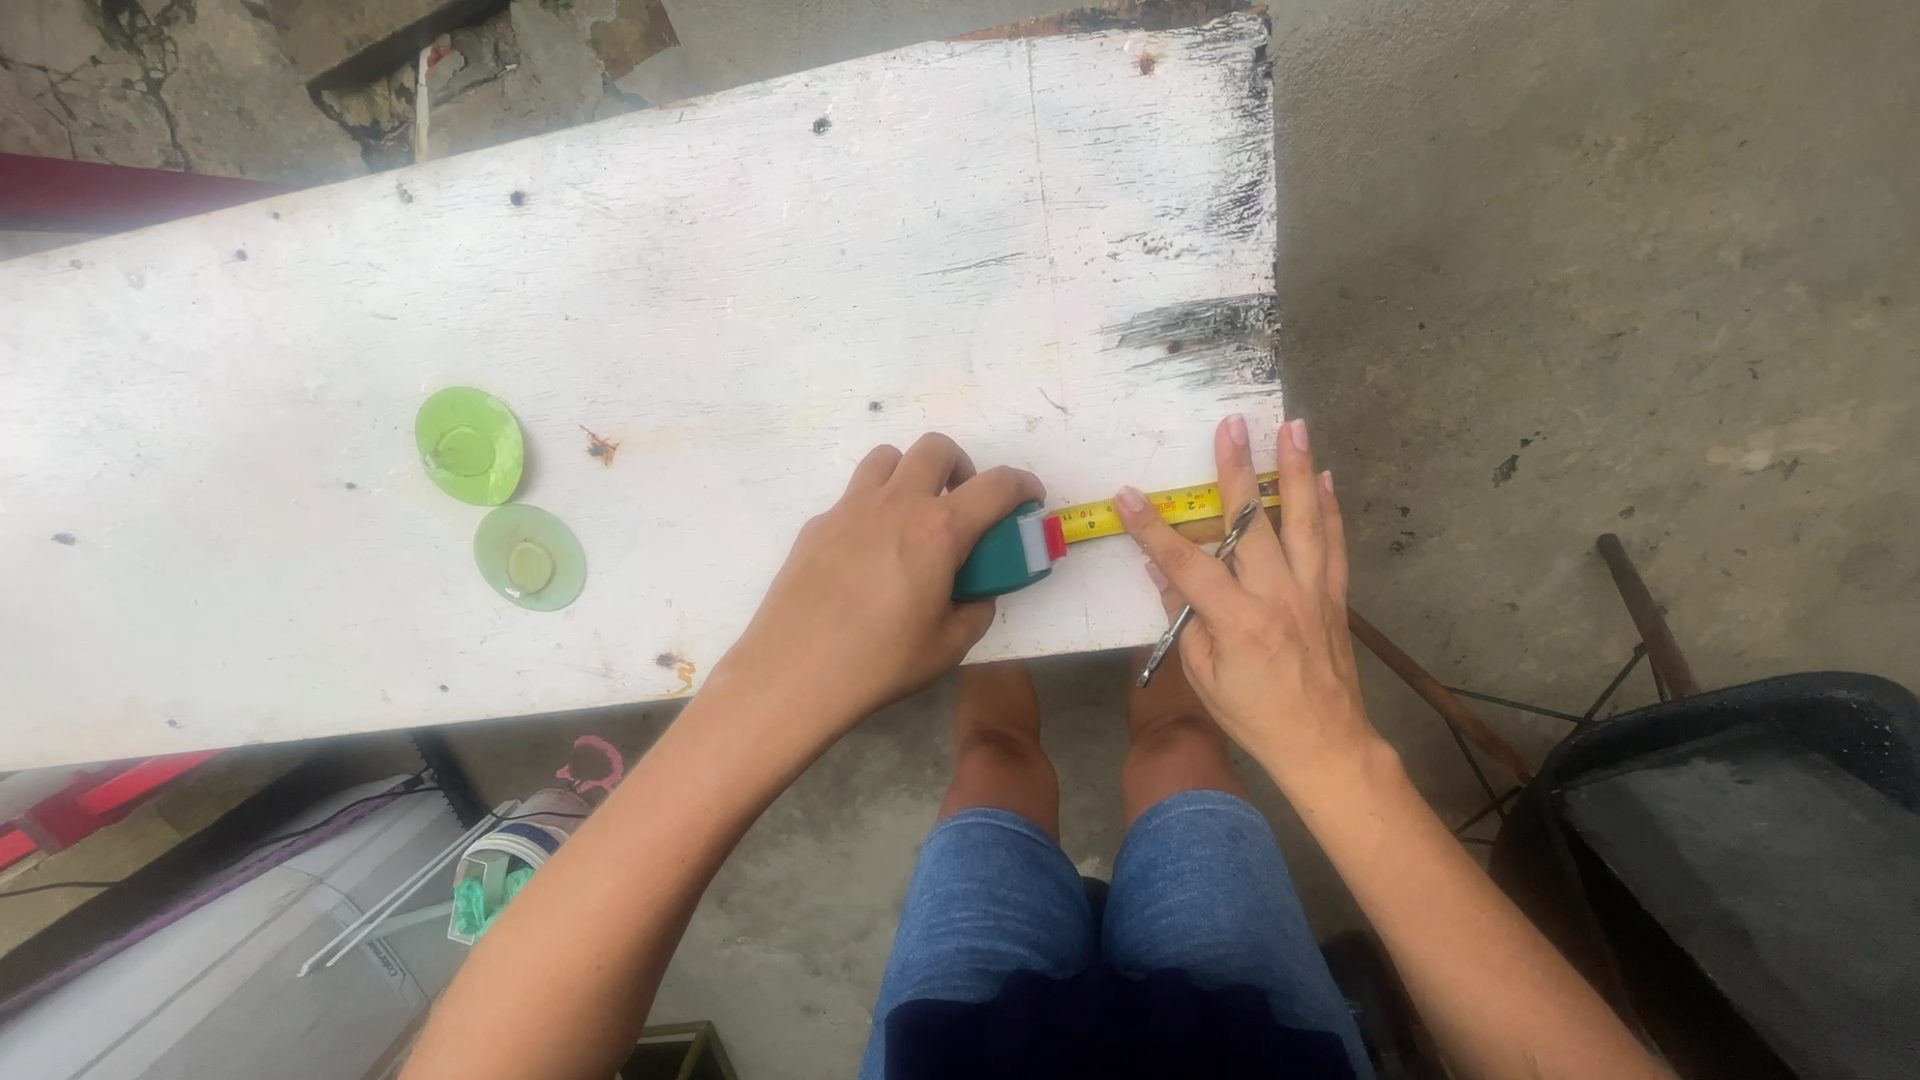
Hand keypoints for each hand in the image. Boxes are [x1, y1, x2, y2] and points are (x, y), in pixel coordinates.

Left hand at [714, 433, 1042, 737]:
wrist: (794, 673)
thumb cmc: (880, 662)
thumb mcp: (948, 646)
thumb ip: (974, 610)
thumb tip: (976, 594)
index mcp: (938, 530)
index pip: (996, 486)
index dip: (1023, 485)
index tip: (1029, 499)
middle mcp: (895, 504)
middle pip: (935, 449)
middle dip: (961, 468)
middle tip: (962, 506)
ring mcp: (849, 509)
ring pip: (887, 458)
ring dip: (910, 475)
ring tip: (912, 518)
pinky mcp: (816, 526)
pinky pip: (852, 497)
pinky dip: (873, 509)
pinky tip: (867, 557)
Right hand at [1116, 415, 1379, 789]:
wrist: (1324, 744)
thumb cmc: (1253, 715)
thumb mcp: (1202, 674)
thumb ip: (1184, 617)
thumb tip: (1163, 571)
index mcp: (1236, 620)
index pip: (1186, 562)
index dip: (1153, 529)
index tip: (1128, 496)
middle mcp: (1277, 596)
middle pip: (1253, 522)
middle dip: (1236, 469)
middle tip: (1231, 424)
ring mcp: (1313, 592)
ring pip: (1303, 521)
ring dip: (1296, 470)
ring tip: (1293, 426)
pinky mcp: (1335, 596)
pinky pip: (1334, 544)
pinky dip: (1329, 508)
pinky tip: (1324, 477)